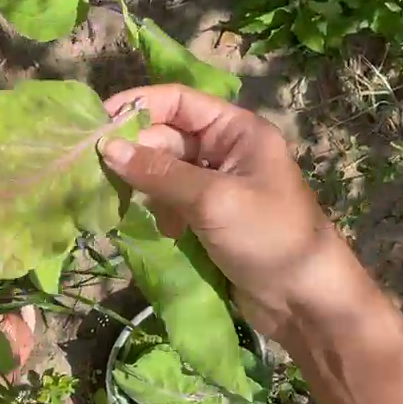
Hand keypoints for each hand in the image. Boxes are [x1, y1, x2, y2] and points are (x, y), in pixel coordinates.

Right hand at [101, 84, 365, 338]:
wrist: (305, 302)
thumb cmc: (269, 237)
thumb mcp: (211, 200)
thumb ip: (158, 173)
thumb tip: (107, 148)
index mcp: (237, 131)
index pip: (178, 102)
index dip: (138, 106)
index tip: (97, 123)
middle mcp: (225, 151)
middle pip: (166, 137)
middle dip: (135, 152)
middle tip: (99, 172)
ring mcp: (216, 186)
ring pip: (163, 172)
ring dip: (144, 186)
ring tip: (124, 202)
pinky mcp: (207, 218)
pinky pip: (170, 201)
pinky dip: (158, 211)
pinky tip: (162, 229)